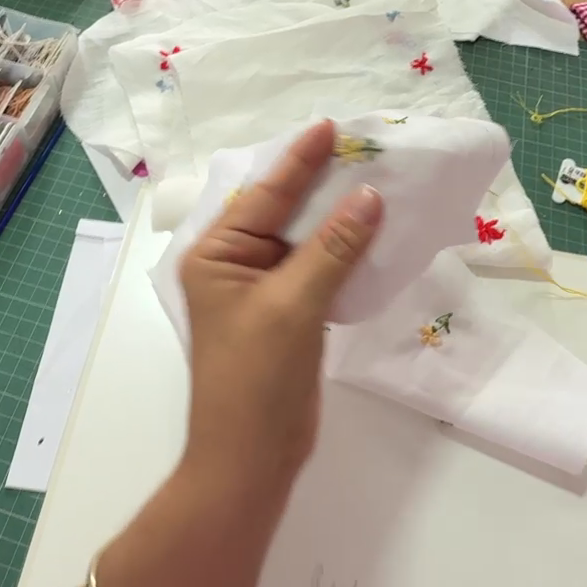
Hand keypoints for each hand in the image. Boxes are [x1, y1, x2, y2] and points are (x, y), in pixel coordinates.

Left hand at [179, 120, 384, 479]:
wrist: (251, 461)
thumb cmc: (257, 379)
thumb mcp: (292, 306)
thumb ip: (332, 248)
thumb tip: (369, 196)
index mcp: (216, 253)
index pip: (265, 195)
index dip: (299, 159)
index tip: (330, 125)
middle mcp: (233, 261)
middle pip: (282, 210)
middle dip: (319, 180)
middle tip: (357, 144)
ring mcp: (261, 287)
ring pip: (304, 237)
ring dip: (335, 214)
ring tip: (370, 176)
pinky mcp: (286, 309)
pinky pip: (316, 265)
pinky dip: (343, 249)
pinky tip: (369, 228)